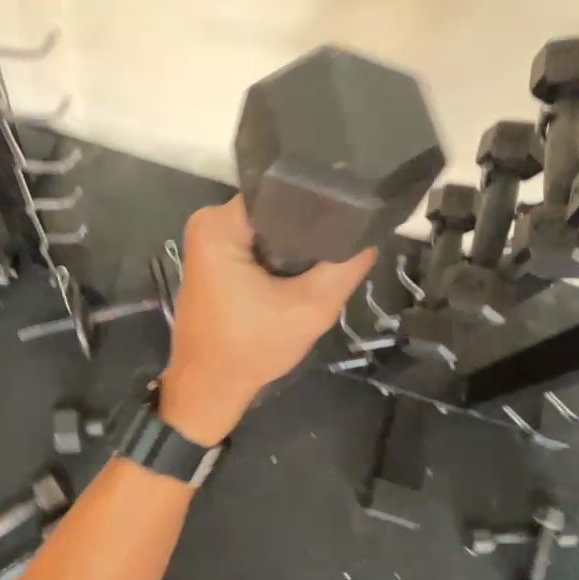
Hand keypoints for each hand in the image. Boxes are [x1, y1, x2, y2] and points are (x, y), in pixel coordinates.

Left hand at [160, 197, 374, 442]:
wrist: (209, 388)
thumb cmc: (251, 348)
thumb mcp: (311, 308)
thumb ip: (345, 266)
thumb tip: (371, 232)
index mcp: (218, 224)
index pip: (279, 191)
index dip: (316, 201)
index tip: (351, 210)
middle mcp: (207, 223)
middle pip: (274, 209)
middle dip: (308, 225)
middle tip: (345, 238)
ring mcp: (207, 242)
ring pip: (267, 228)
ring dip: (294, 244)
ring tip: (330, 254)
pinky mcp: (212, 260)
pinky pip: (254, 244)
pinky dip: (277, 257)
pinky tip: (302, 269)